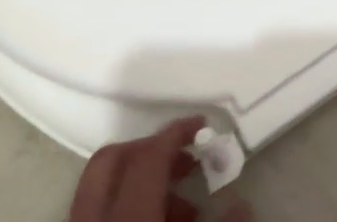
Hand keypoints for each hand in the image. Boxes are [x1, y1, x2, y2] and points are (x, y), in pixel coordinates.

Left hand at [69, 118, 251, 221]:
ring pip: (99, 188)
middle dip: (149, 148)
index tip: (202, 125)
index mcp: (128, 216)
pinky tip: (157, 221)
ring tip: (182, 202)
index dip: (176, 133)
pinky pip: (95, 212)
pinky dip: (124, 204)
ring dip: (139, 180)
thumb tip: (242, 204)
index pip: (147, 156)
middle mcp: (94, 219)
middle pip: (110, 159)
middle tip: (184, 156)